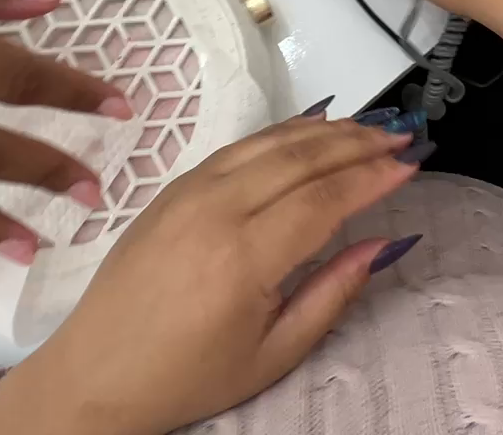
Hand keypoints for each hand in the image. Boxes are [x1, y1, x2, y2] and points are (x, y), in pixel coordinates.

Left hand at [0, 115, 428, 434]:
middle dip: (361, 141)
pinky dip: (289, 129)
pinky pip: (246, 142)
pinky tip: (317, 125)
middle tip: (404, 135)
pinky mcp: (179, 182)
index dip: (373, 176)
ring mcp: (193, 187)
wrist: (91, 375)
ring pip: (277, 140)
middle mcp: (218, 209)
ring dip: (331, 128)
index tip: (412, 162)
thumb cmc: (187, 377)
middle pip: (305, 157)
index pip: (325, 199)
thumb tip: (382, 243)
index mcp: (242, 259)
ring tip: (373, 126)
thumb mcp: (271, 356)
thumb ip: (333, 295)